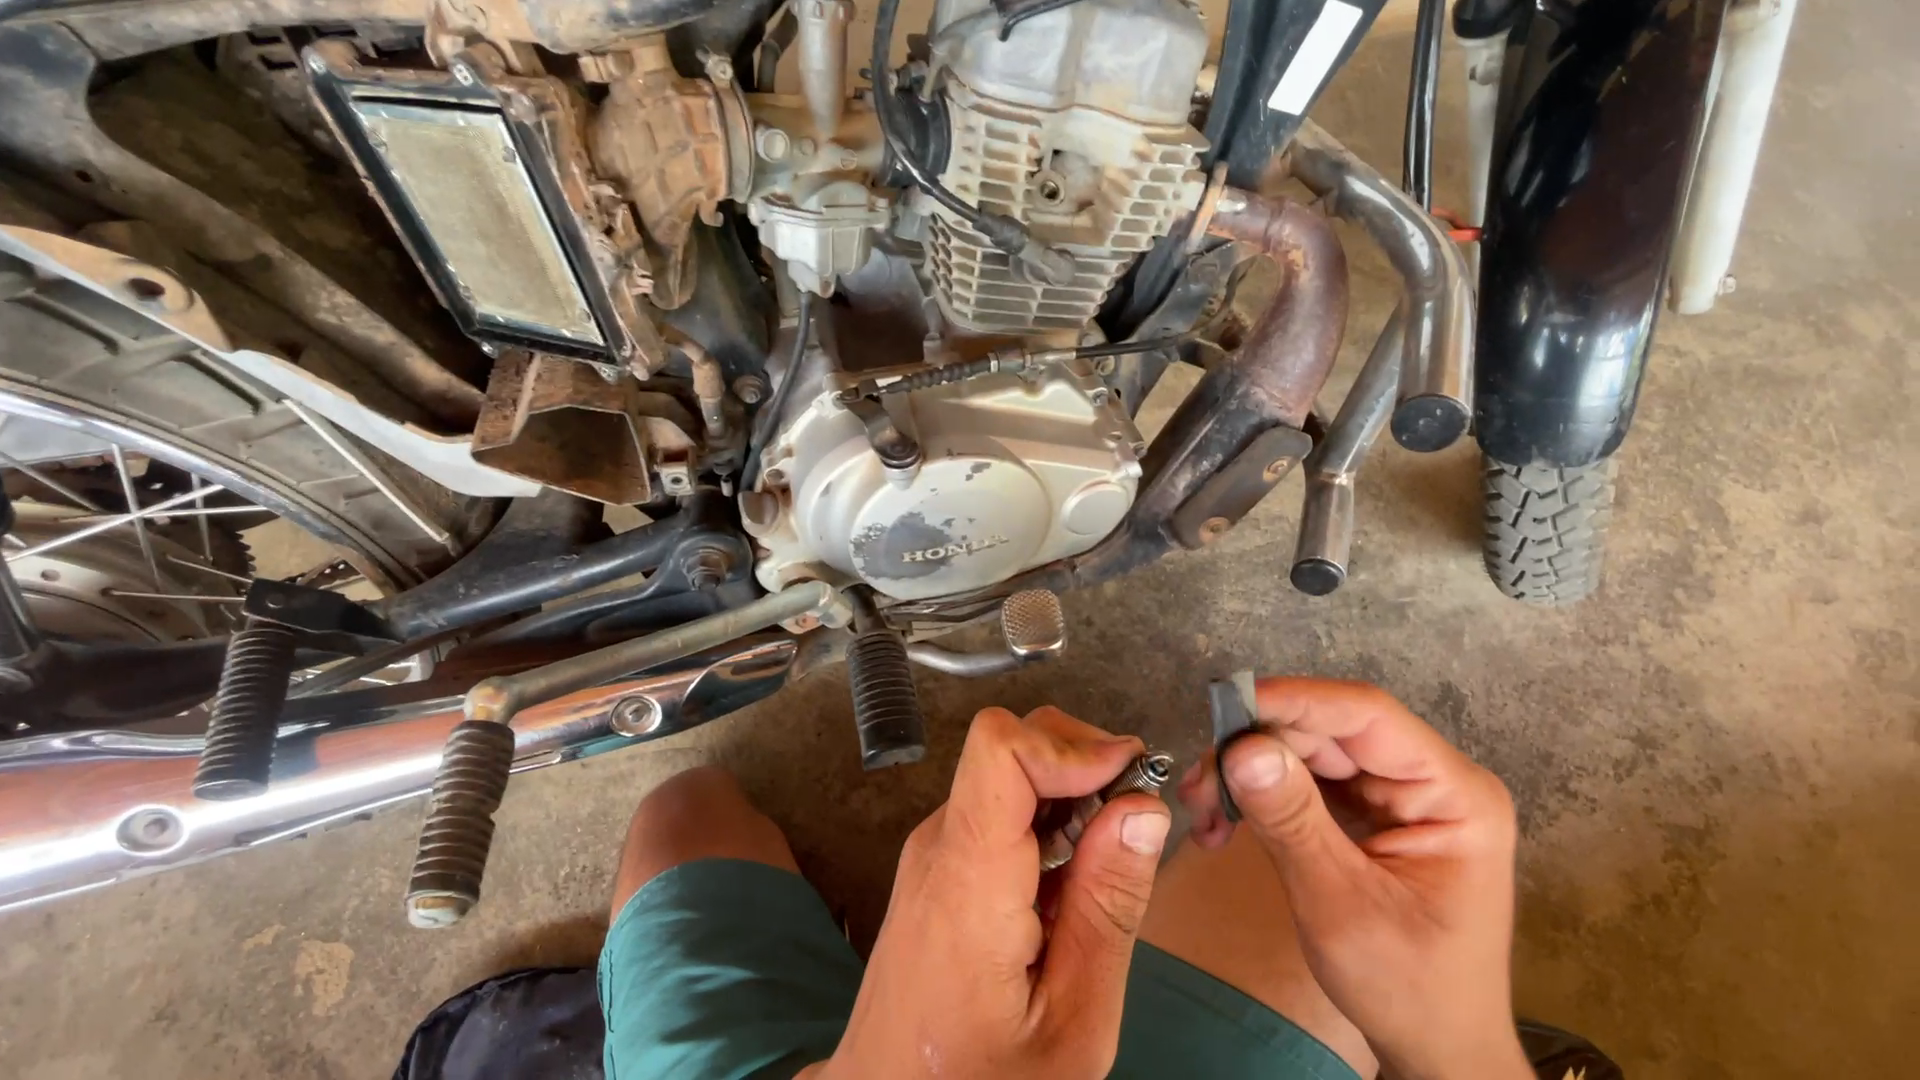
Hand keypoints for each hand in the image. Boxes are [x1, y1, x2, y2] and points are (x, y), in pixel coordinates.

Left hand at [807, 707, 1172, 1079]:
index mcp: (967, 876)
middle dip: (1084, 761)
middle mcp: (940, 842)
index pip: (1000, 747)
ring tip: (1111, 859)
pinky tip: (1073, 878)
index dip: (1071, 746)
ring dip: (1071, 791)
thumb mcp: (1074, 1019)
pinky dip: (1049, 817)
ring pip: (1009, 771)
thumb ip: (1109, 906)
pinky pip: (998, 805)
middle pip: (1011, 745)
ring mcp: (933, 847)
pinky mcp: (938, 860)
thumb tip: (1143, 804)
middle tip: (1136, 820)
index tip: (1130, 780)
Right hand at [1180, 678, 1530, 1079]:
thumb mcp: (1342, 906)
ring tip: (1202, 812)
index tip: (1222, 706)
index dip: (1293, 701)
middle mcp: (1425, 779)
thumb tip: (1241, 747)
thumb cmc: (1407, 988)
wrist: (1434, 1051)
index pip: (1365, 715)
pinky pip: (1301, 782)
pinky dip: (1256, 796)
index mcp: (1452, 793)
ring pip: (1303, 753)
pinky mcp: (1364, 813)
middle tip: (1197, 787)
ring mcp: (1393, 795)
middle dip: (1254, 750)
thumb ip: (1293, 821)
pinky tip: (1222, 823)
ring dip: (1246, 775)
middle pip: (1325, 732)